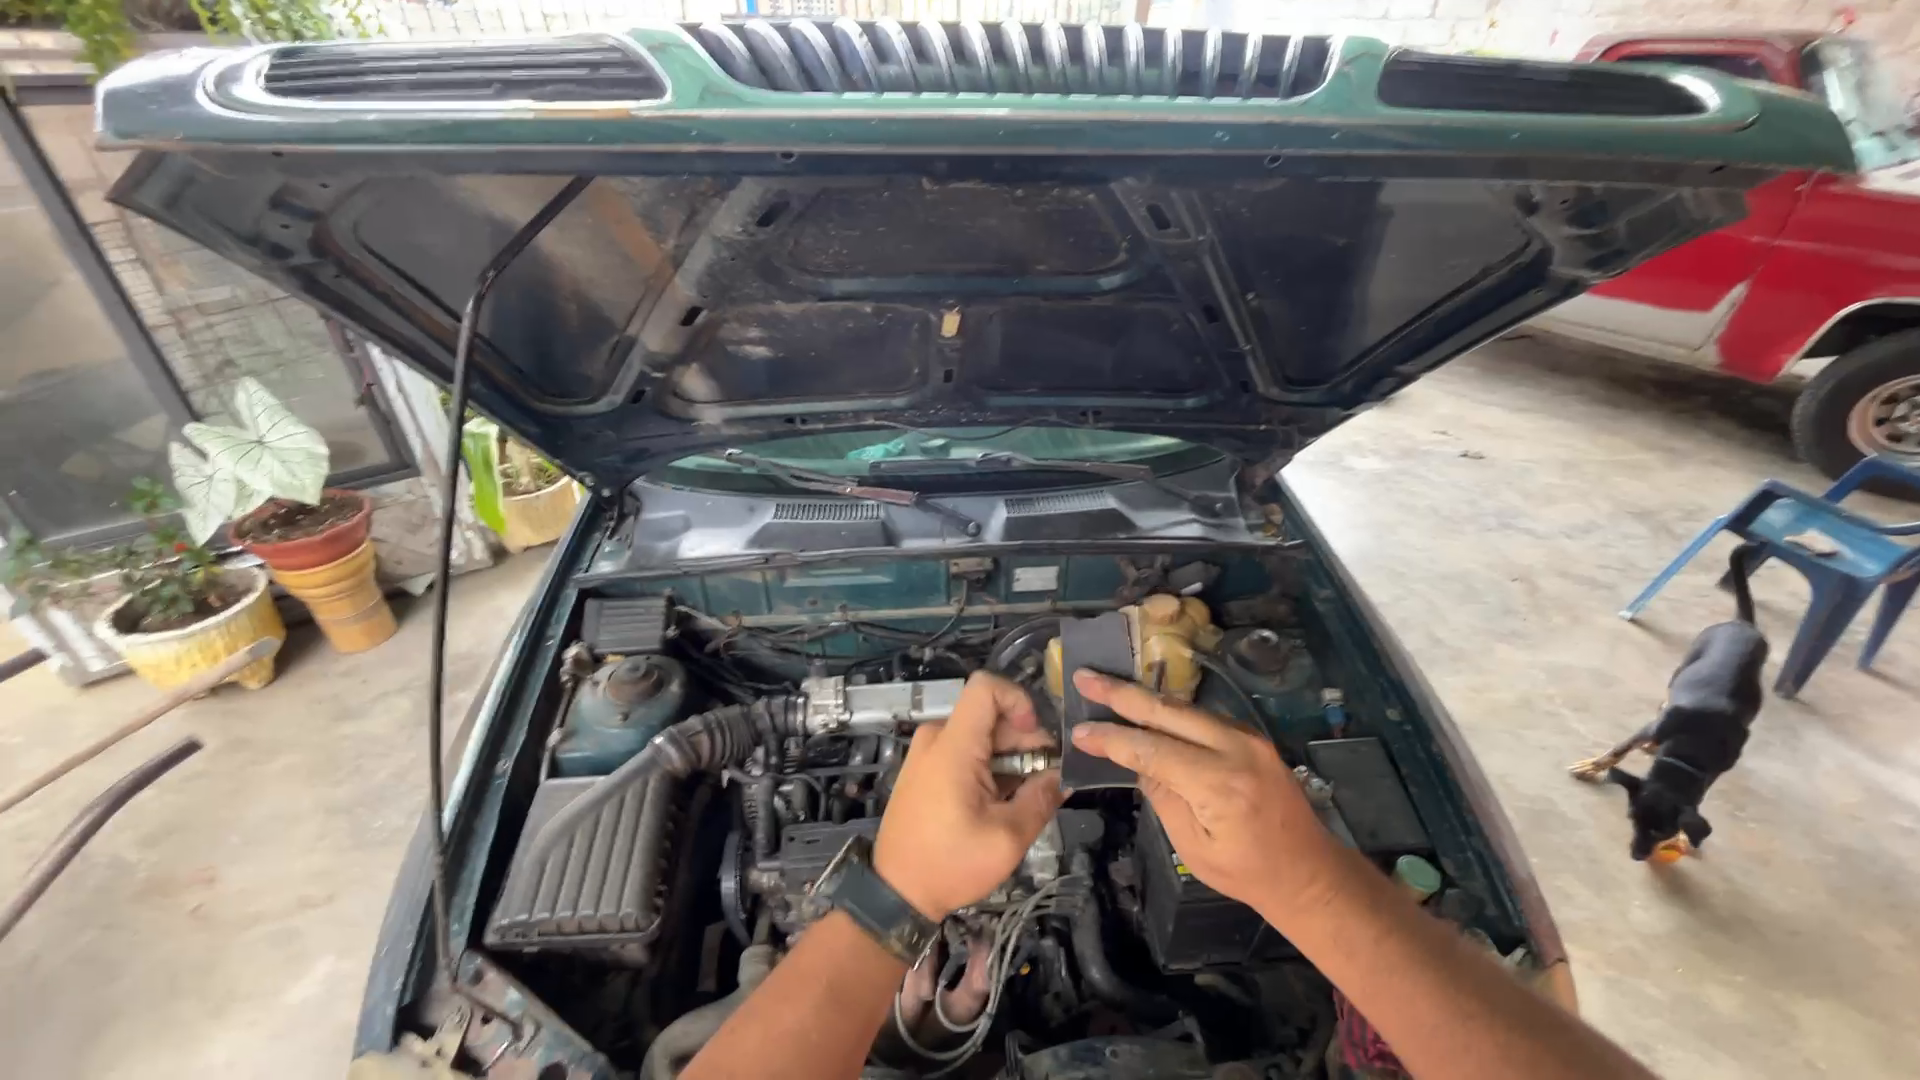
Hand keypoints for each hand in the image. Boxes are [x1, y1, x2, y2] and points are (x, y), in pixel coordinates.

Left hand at [874, 672, 1063, 920]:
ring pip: (981, 734)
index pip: (986, 687)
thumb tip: (1062, 777)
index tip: (1036, 738)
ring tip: (1026, 796)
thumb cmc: (949, 864)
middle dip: (1025, 741)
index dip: (1019, 701)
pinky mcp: (926, 769)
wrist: (895, 892)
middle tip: (1045, 780)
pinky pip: (965, 751)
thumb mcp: (1007, 839)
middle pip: (990, 715)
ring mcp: (928, 753)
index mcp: (953, 746)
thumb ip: (1040, 799)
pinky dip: (990, 767)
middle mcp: (937, 738)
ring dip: (1010, 758)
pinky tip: (1002, 801)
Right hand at [1070, 670, 1337, 913]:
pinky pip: (1200, 716)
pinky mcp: (1251, 735)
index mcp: (1220, 784)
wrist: (1308, 870)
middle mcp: (1236, 748)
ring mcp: (1248, 737)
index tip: (1078, 732)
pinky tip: (1142, 706)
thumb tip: (1128, 758)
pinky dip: (1167, 710)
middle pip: (1167, 711)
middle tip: (1084, 676)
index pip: (1151, 749)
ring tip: (1104, 685)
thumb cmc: (1246, 872)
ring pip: (1184, 707)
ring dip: (1142, 696)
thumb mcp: (1192, 844)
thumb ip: (1161, 794)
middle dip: (1121, 693)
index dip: (1111, 739)